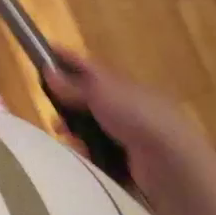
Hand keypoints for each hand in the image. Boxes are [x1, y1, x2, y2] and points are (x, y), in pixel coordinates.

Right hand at [44, 47, 205, 192]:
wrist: (173, 164)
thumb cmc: (138, 118)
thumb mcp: (102, 94)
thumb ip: (74, 85)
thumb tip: (48, 71)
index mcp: (122, 84)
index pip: (88, 66)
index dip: (66, 58)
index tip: (42, 50)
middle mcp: (126, 106)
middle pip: (85, 97)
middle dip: (64, 101)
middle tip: (50, 108)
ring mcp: (128, 133)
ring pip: (89, 125)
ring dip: (73, 128)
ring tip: (64, 134)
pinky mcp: (128, 160)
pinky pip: (96, 150)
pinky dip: (86, 150)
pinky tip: (81, 152)